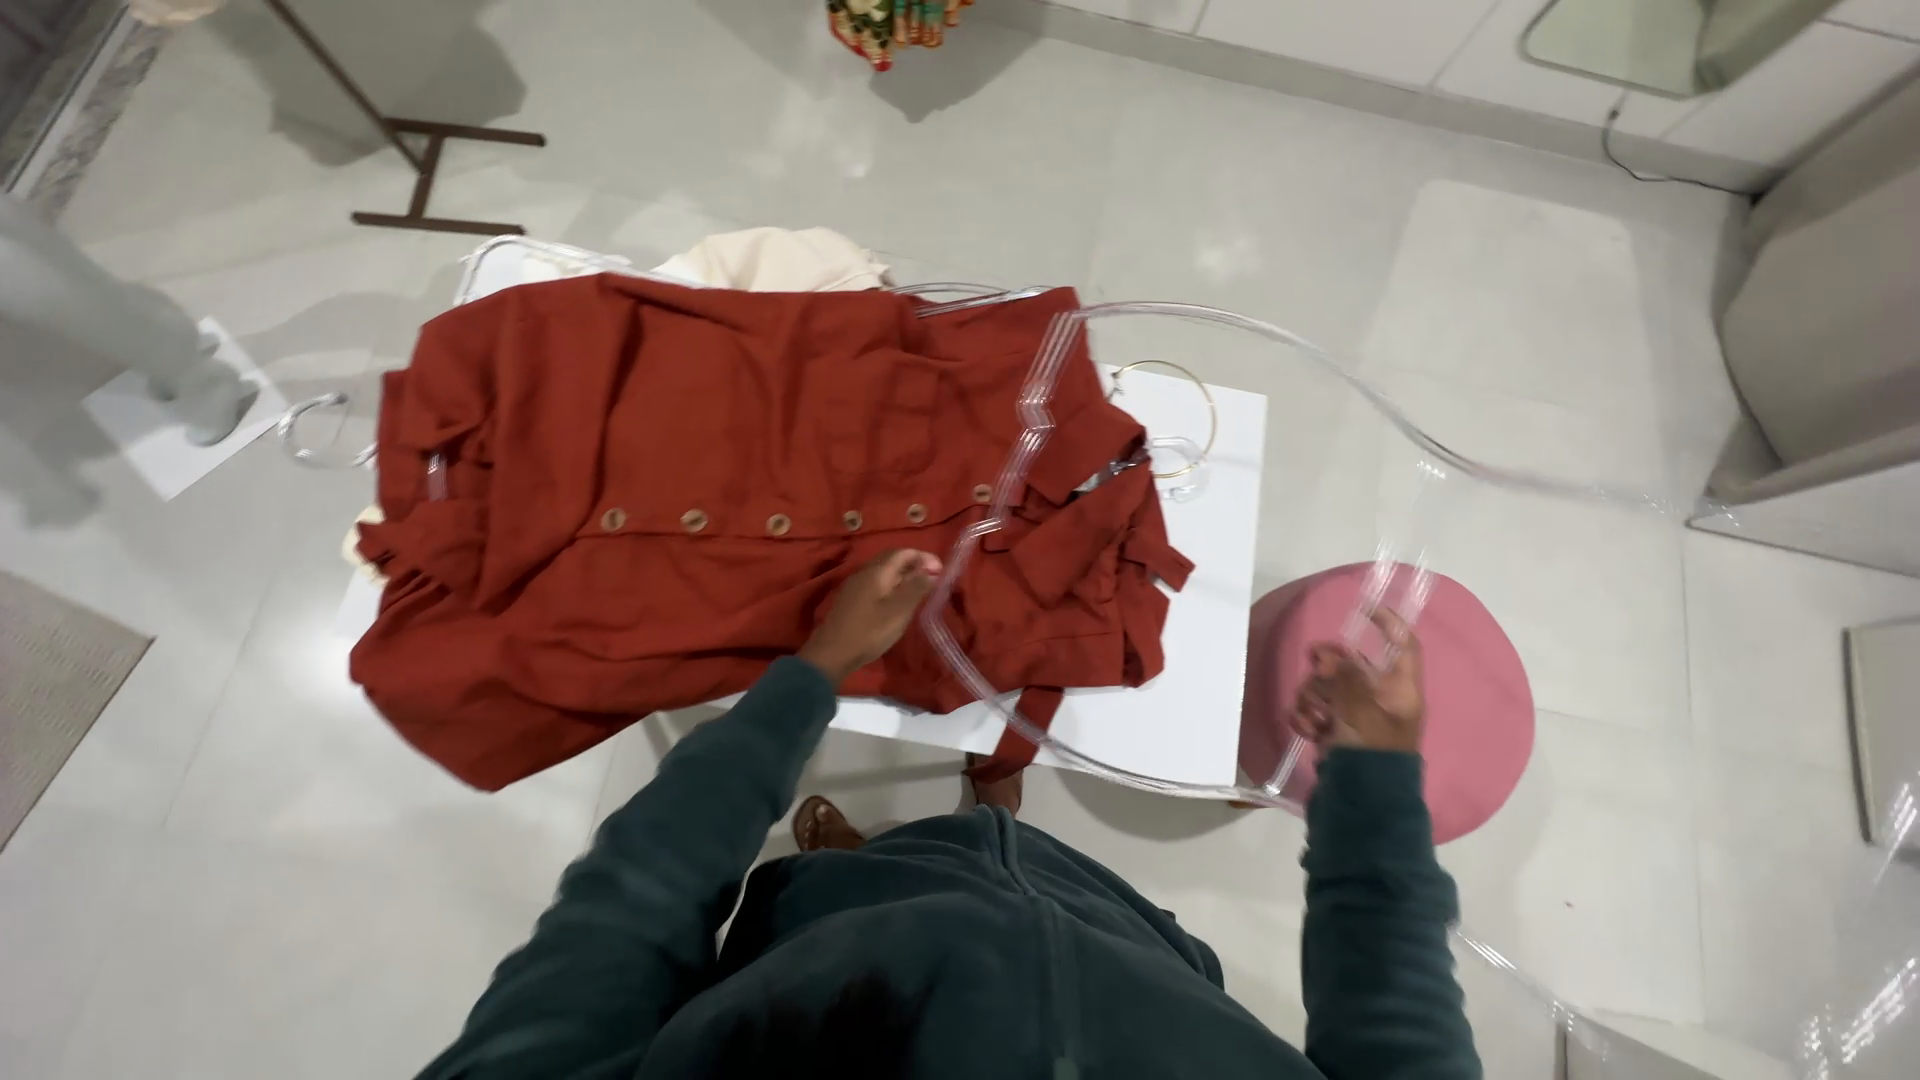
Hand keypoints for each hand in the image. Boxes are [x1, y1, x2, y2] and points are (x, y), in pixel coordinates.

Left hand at [798, 549, 943, 686]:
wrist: (831, 654)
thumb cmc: (869, 632)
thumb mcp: (898, 611)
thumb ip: (916, 588)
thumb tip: (932, 569)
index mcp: (877, 572)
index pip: (903, 552)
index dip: (923, 557)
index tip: (941, 570)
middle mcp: (864, 572)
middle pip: (891, 559)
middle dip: (914, 563)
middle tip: (932, 576)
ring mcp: (855, 585)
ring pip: (883, 571)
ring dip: (903, 574)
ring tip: (919, 587)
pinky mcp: (851, 599)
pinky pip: (876, 583)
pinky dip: (892, 584)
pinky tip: (897, 599)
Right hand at [1290, 608, 1424, 754]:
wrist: (1360, 801)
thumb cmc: (1373, 752)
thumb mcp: (1362, 711)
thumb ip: (1344, 678)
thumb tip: (1324, 652)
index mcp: (1399, 690)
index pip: (1403, 647)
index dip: (1390, 625)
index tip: (1366, 609)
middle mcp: (1377, 697)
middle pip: (1348, 664)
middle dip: (1328, 672)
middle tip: (1318, 674)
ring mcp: (1352, 713)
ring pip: (1322, 685)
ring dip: (1313, 699)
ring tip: (1316, 720)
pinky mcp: (1330, 727)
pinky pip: (1311, 708)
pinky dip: (1306, 717)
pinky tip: (1309, 731)